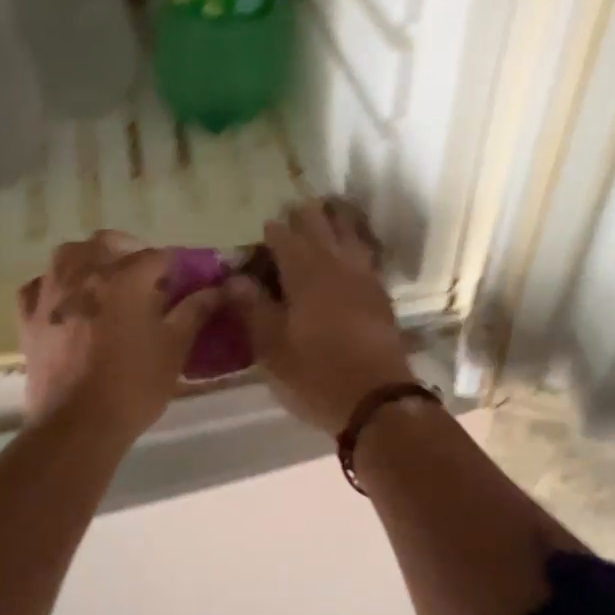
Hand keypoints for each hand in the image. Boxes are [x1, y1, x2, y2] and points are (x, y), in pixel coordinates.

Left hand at [17, 232, 219, 439]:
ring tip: (103, 285)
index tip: (181, 286)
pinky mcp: (28, 317)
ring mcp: (52, 292)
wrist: (77, 426)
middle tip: (143, 282)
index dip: (173, 268)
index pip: (158, 255)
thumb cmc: (133, 385)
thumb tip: (219, 289)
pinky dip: (54, 287)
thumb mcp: (175, 347)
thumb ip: (195, 311)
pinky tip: (66, 304)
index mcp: (125, 276)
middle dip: (129, 253)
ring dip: (88, 261)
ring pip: (69, 255)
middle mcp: (84, 272)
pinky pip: (40, 286)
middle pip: (108, 242)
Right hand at [230, 201, 413, 435]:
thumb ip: (252, 307)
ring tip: (320, 214)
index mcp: (305, 271)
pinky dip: (354, 239)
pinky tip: (347, 248)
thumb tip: (234, 278)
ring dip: (332, 219)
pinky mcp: (379, 291)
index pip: (282, 235)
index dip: (267, 232)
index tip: (256, 235)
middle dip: (300, 215)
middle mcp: (335, 262)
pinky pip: (364, 250)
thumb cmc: (316, 374)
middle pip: (318, 223)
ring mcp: (363, 274)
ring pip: (347, 231)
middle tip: (286, 215)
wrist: (377, 400)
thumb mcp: (271, 347)